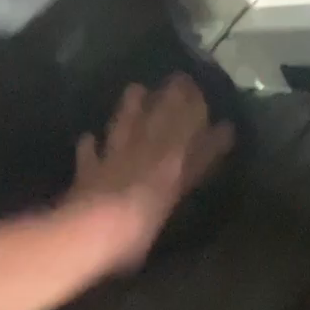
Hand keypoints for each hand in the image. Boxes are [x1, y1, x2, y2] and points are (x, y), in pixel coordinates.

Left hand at [65, 73, 234, 270]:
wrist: (91, 231)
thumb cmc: (142, 225)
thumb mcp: (177, 191)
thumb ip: (198, 161)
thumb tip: (222, 130)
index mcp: (168, 158)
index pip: (186, 125)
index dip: (194, 107)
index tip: (201, 90)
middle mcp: (140, 150)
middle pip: (155, 118)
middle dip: (168, 98)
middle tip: (176, 79)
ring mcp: (110, 159)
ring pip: (122, 125)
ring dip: (130, 108)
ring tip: (136, 89)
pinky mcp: (87, 173)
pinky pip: (89, 154)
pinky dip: (90, 145)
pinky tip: (89, 137)